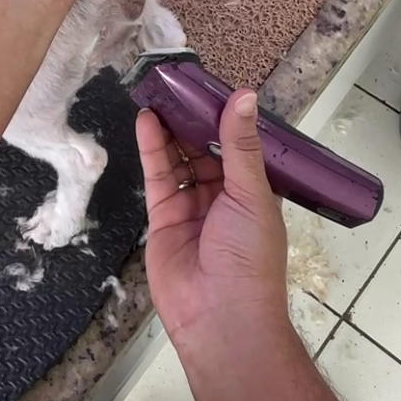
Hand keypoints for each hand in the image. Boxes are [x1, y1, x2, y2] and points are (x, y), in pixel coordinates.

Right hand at [137, 90, 290, 349]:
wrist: (219, 317)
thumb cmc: (248, 256)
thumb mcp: (251, 195)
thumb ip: (240, 145)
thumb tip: (245, 95)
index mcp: (253, 191)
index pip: (237, 145)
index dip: (224, 117)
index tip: (211, 85)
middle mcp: (223, 195)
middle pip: (204, 148)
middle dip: (192, 118)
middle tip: (177, 83)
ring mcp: (191, 206)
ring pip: (179, 158)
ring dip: (170, 128)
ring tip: (158, 94)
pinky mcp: (163, 216)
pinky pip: (158, 176)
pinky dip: (152, 149)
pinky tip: (147, 121)